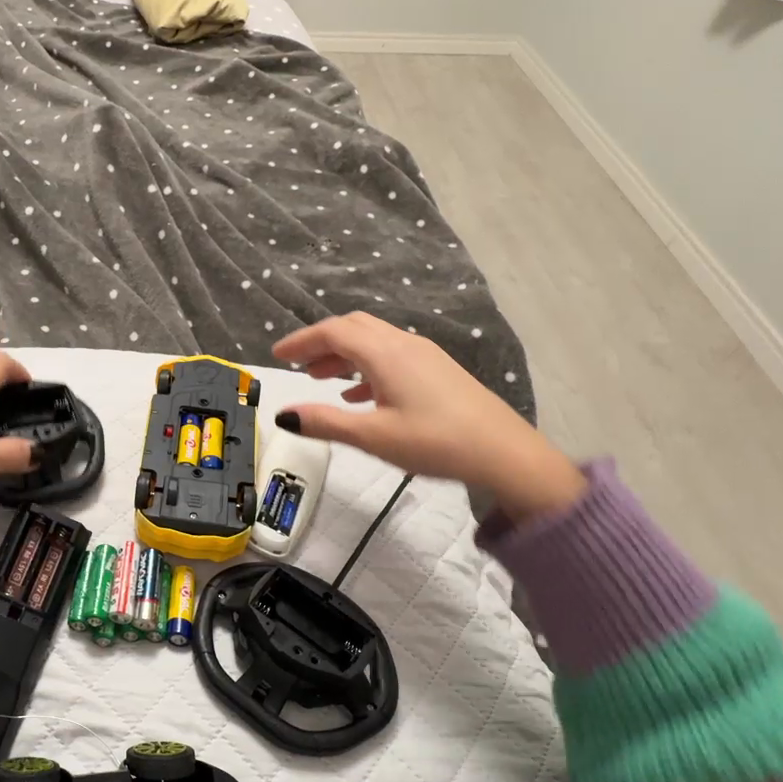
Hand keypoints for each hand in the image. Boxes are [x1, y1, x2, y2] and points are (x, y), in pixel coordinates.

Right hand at [270, 313, 585, 518]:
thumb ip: (325, 423)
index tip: (277, 355)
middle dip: (321, 342)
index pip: (333, 332)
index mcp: (385, 354)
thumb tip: (283, 414)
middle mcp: (404, 345)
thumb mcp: (373, 437)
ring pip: (373, 341)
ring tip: (320, 379)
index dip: (301, 341)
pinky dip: (365, 366)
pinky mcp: (438, 370)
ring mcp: (424, 355)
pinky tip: (359, 396)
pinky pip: (391, 355)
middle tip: (296, 365)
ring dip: (343, 354)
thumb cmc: (435, 443)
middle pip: (354, 327)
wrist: (505, 453)